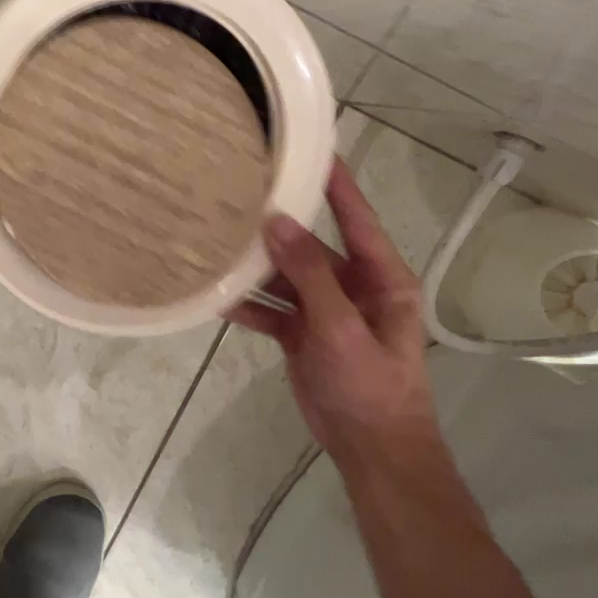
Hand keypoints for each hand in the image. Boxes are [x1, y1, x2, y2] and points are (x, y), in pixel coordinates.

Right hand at [226, 159, 442, 465]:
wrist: (370, 448)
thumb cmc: (371, 385)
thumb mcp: (341, 327)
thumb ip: (309, 274)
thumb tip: (276, 222)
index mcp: (382, 280)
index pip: (357, 220)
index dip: (337, 185)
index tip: (314, 149)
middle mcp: (354, 288)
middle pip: (310, 246)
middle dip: (277, 226)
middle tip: (239, 192)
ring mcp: (325, 311)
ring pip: (285, 276)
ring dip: (254, 266)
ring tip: (214, 240)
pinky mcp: (302, 333)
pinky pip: (270, 308)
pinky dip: (246, 303)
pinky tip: (215, 295)